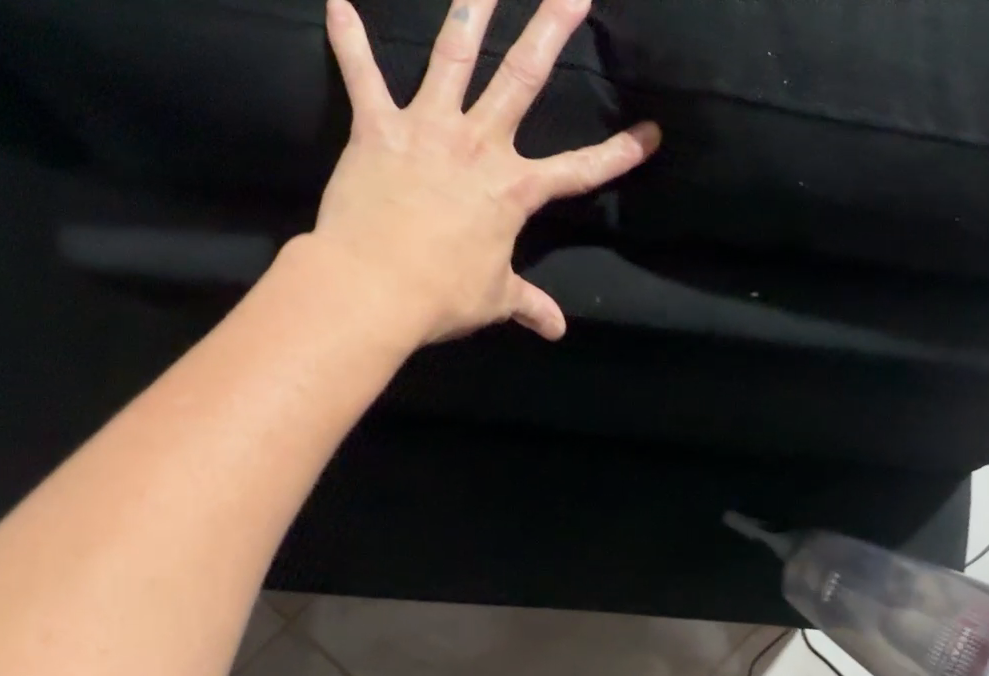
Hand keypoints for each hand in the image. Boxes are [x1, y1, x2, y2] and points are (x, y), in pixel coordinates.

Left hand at [312, 0, 658, 348]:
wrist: (373, 288)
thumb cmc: (442, 296)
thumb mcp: (495, 300)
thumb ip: (529, 306)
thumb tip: (557, 330)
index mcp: (514, 190)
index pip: (581, 170)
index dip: (620, 154)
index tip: (651, 133)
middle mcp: (479, 145)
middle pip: (523, 78)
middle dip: (551, 30)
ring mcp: (428, 129)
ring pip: (453, 57)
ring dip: (470, 11)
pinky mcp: (377, 127)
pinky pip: (361, 75)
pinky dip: (347, 39)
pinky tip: (337, 3)